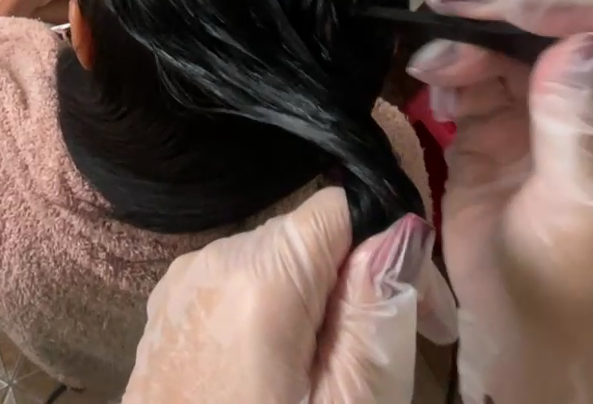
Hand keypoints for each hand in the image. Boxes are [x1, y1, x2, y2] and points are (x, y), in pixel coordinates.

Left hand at [124, 188, 455, 403]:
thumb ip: (375, 313)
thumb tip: (396, 226)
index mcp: (255, 272)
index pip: (337, 207)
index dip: (391, 244)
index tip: (425, 312)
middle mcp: (209, 258)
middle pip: (304, 240)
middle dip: (354, 284)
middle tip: (388, 363)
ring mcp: (180, 283)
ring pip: (270, 266)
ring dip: (313, 306)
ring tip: (332, 386)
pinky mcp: (167, 312)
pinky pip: (233, 291)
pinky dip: (268, 318)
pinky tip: (278, 383)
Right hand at [408, 0, 592, 402]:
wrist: (521, 333)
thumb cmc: (579, 281)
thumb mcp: (590, 205)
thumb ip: (580, 123)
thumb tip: (584, 42)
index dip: (574, 13)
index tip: (516, 5)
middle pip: (552, 35)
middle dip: (500, 16)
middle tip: (447, 8)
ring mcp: (536, 114)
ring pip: (501, 49)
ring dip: (462, 44)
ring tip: (431, 64)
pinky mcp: (487, 125)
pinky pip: (465, 78)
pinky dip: (445, 73)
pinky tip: (436, 94)